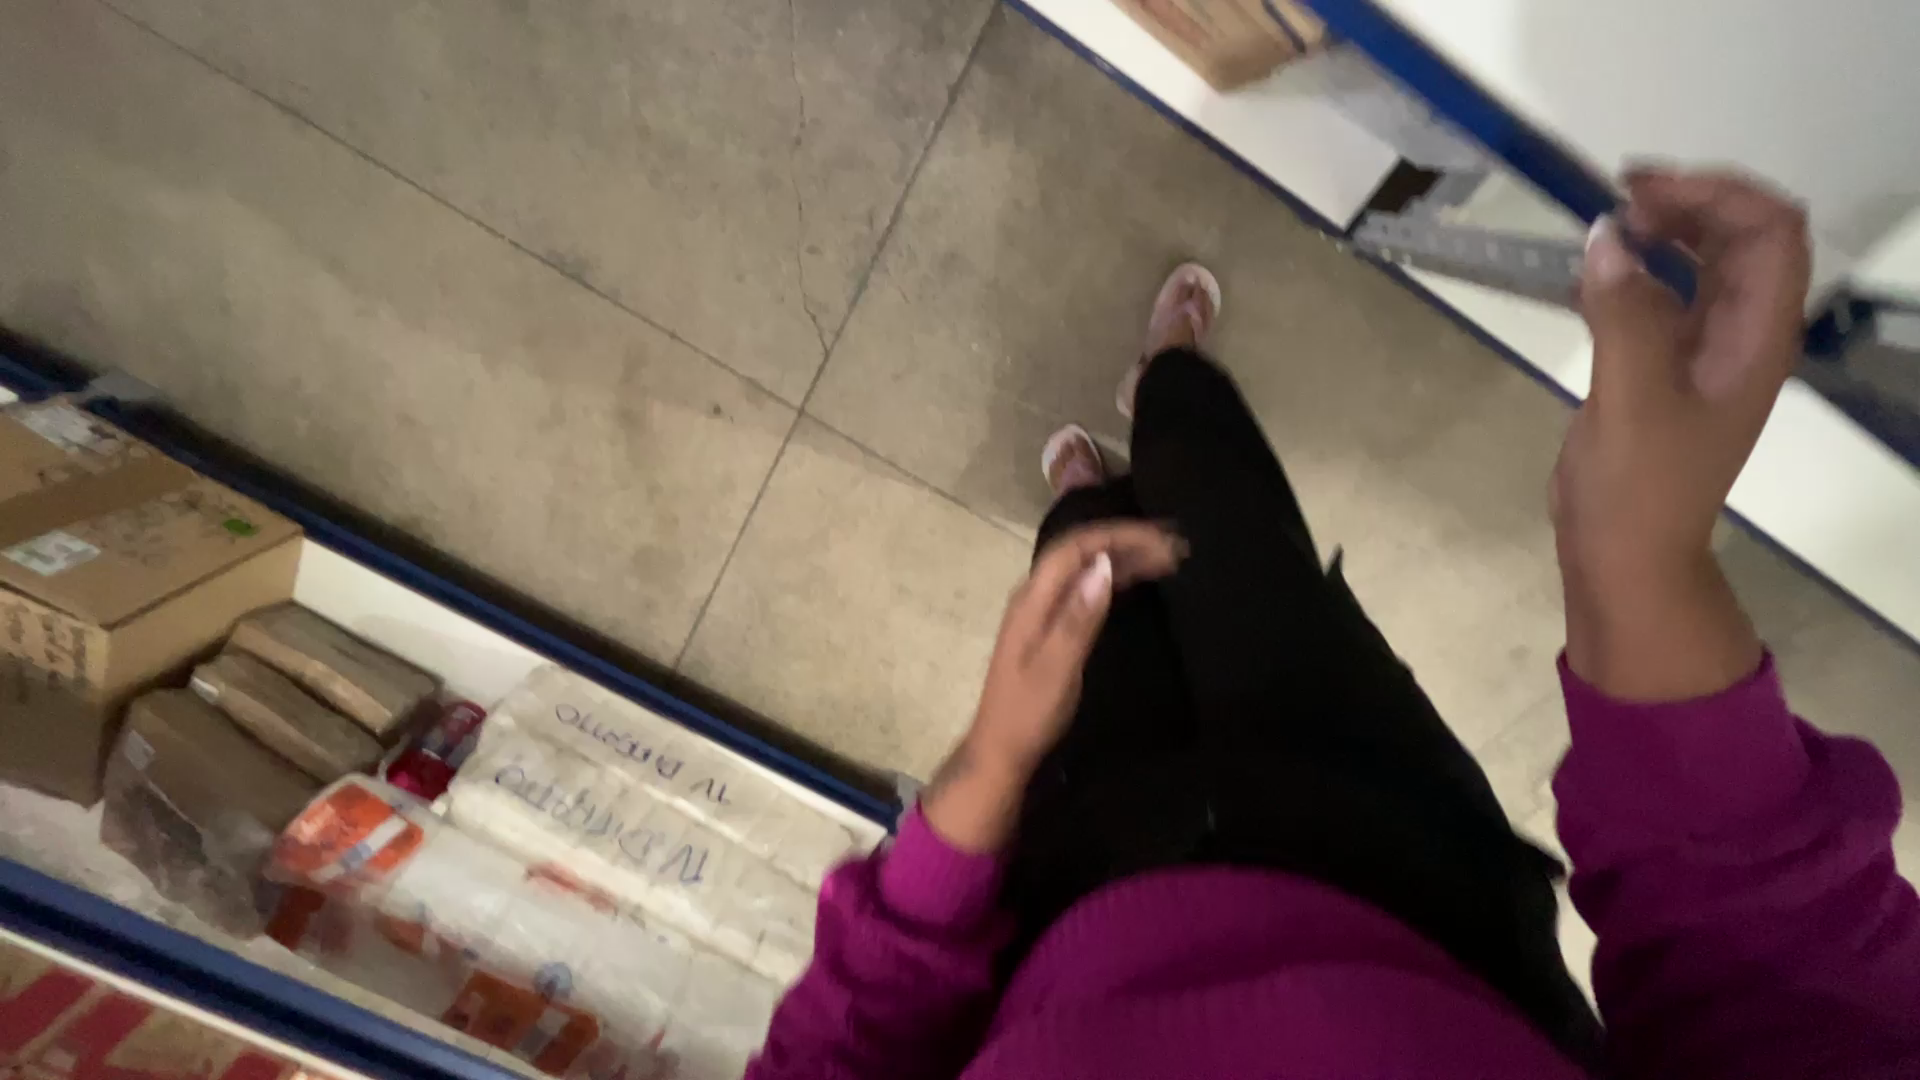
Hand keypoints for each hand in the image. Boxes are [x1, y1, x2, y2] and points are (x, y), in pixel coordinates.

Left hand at [921, 520, 1184, 851]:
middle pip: (1081, 552)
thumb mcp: (1057, 668)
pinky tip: (1136, 582)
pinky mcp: (1050, 627)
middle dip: (1126, 541)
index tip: (1161, 539)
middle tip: (1175, 547)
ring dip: (1123, 558)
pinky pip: (1083, 588)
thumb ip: (1079, 616)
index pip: (1075, 547)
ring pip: (1084, 569)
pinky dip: (1112, 580)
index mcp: (1033, 599)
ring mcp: (1041, 611)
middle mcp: (1035, 596)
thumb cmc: (1029, 713)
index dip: (1118, 535)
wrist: (1001, 748)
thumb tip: (1104, 565)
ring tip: (1166, 559)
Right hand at [1553, 168, 1810, 699]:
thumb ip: (1623, 316)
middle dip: (1687, 207)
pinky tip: (1591, 280)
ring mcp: (1698, 355)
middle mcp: (1740, 335)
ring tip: (1601, 231)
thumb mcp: (1632, 398)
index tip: (1637, 188)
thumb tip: (1605, 238)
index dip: (1713, 195)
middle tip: (1613, 202)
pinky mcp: (1655, 374)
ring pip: (1698, 272)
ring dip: (1659, 239)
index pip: (1767, 232)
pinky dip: (1629, 281)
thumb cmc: (1638, 482)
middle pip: (1740, 242)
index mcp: (1757, 336)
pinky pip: (1656, 307)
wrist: (1623, 548)